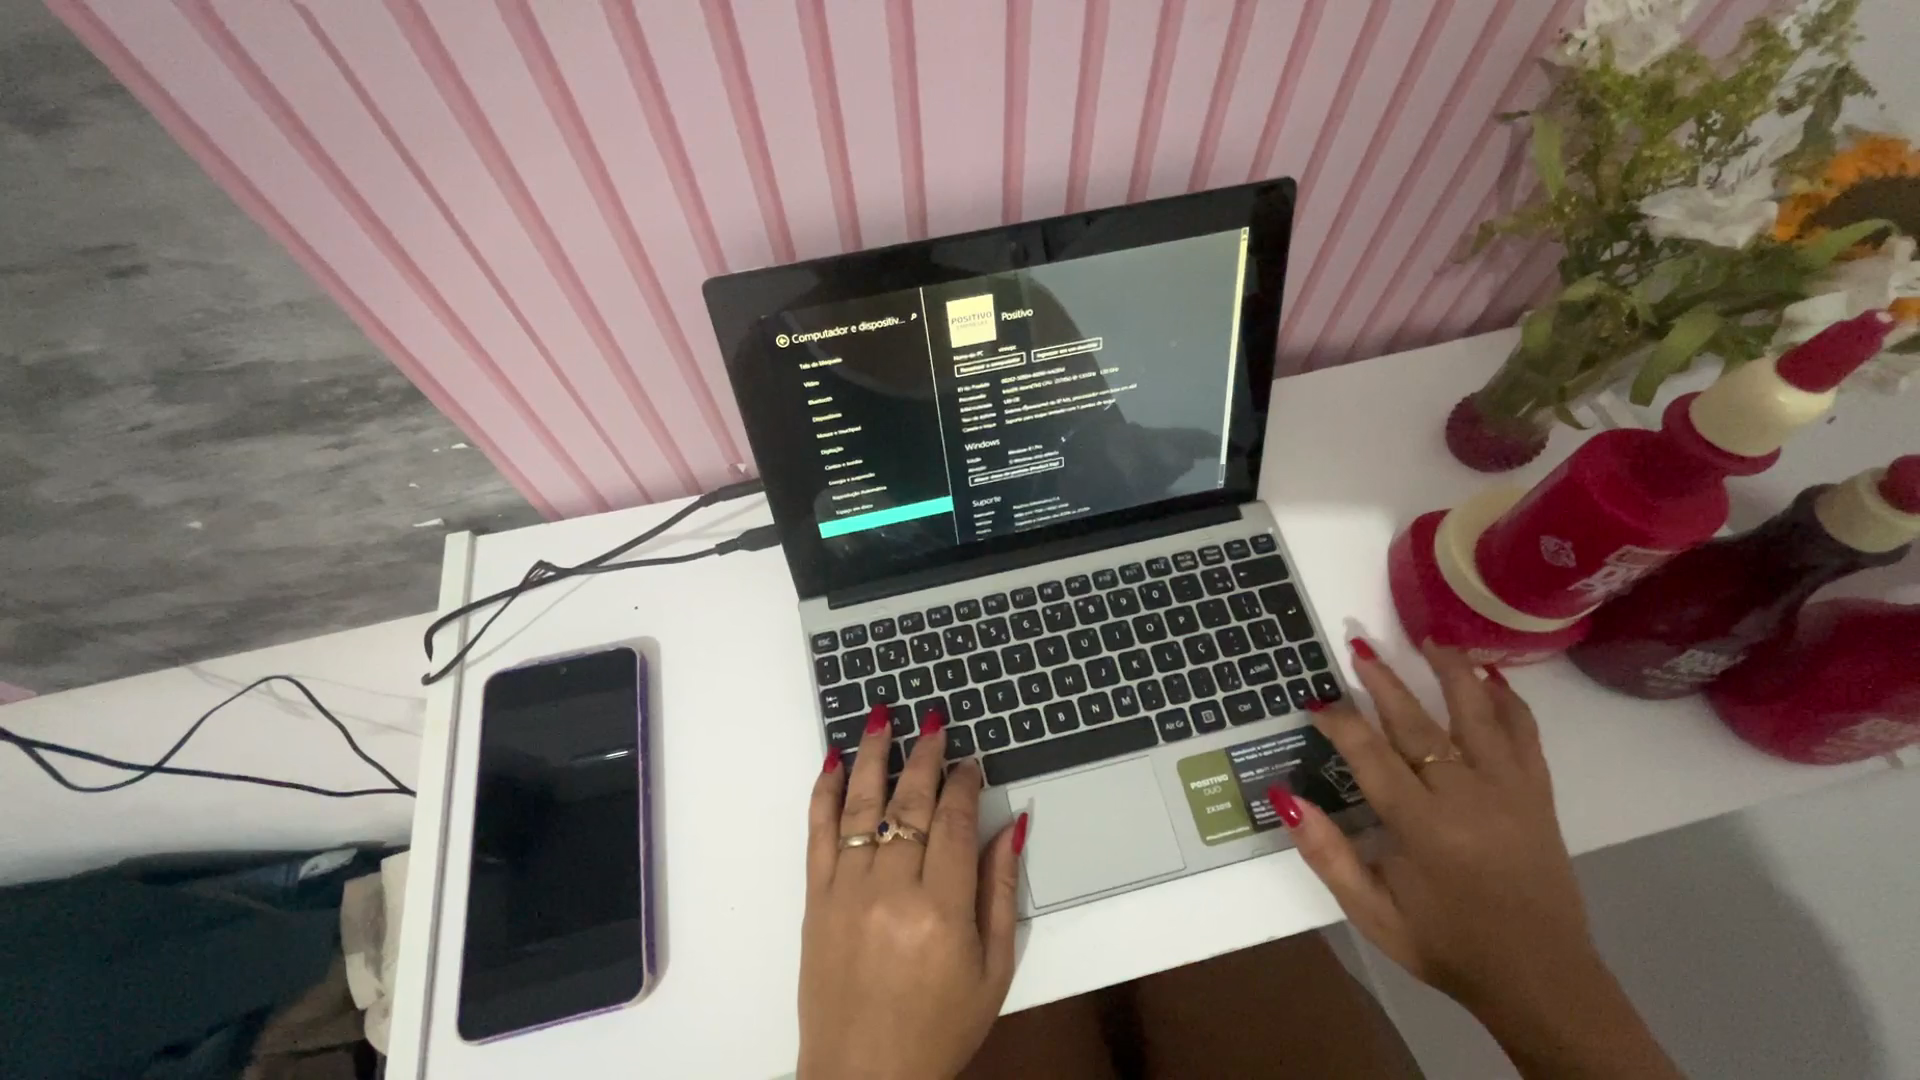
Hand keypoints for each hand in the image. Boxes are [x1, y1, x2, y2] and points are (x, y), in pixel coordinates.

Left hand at [797, 704, 1027, 1079]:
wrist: (863, 1076)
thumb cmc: (939, 1027)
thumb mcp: (993, 969)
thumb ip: (1001, 891)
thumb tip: (1013, 824)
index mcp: (942, 910)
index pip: (956, 822)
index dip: (966, 783)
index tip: (972, 761)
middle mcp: (891, 890)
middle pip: (910, 803)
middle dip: (925, 755)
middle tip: (934, 721)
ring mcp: (846, 890)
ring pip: (861, 805)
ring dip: (874, 755)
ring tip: (883, 716)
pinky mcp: (815, 898)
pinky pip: (818, 832)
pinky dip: (825, 792)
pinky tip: (834, 760)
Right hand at [1281, 642, 1592, 1009]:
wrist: (1541, 979)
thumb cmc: (1445, 944)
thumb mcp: (1372, 912)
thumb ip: (1327, 854)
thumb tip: (1285, 797)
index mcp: (1422, 827)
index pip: (1369, 754)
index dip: (1337, 722)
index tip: (1314, 701)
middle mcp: (1467, 796)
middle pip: (1418, 722)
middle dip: (1384, 680)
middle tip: (1358, 645)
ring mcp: (1510, 791)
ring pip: (1478, 714)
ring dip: (1451, 672)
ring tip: (1429, 639)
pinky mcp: (1539, 795)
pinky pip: (1525, 734)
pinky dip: (1508, 700)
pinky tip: (1491, 676)